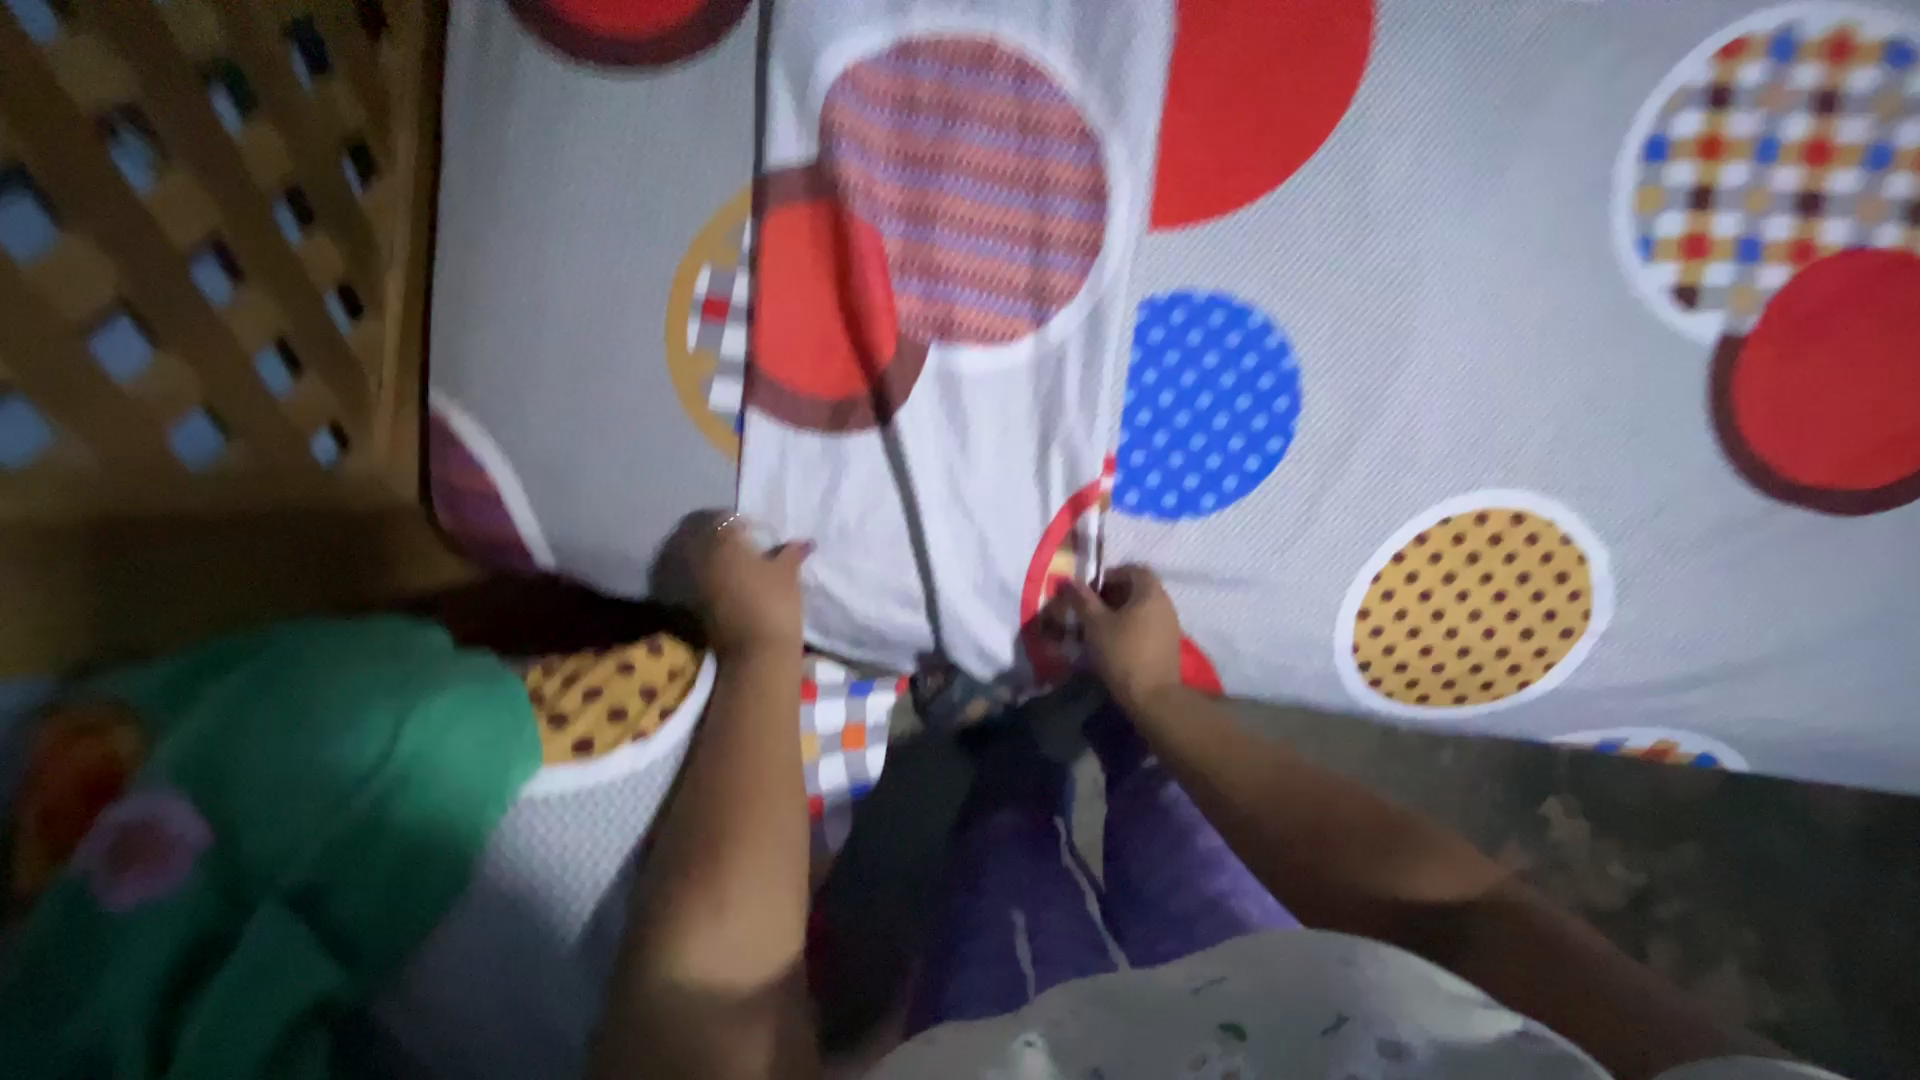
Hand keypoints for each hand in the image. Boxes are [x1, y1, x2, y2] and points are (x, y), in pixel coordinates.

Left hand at [692, 520, 811, 659]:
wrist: (757, 652)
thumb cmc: (775, 603)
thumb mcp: (787, 573)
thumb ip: (791, 552)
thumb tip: (804, 542)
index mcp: (723, 544)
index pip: (725, 520)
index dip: (740, 522)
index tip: (754, 530)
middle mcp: (701, 558)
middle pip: (704, 536)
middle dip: (721, 535)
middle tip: (741, 542)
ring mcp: (693, 582)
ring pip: (697, 558)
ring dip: (712, 555)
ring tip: (735, 563)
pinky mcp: (692, 604)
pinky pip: (697, 578)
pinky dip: (709, 575)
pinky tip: (728, 583)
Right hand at [1057, 564, 1184, 715]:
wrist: (1152, 696)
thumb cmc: (1122, 653)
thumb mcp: (1095, 624)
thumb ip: (1083, 600)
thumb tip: (1069, 581)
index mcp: (1150, 592)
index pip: (1133, 569)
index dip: (1110, 575)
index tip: (1091, 590)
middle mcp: (1166, 603)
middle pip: (1139, 588)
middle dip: (1114, 594)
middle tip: (1092, 608)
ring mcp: (1171, 625)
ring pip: (1144, 608)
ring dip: (1122, 612)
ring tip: (1100, 627)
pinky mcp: (1169, 644)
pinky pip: (1149, 624)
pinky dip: (1132, 626)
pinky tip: (1115, 642)